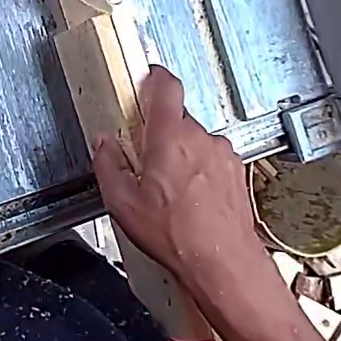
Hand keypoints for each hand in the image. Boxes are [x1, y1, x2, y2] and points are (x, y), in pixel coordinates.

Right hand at [92, 66, 261, 293]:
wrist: (222, 262)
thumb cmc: (179, 236)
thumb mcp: (123, 203)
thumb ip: (108, 164)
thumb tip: (104, 146)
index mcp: (171, 137)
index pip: (166, 86)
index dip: (155, 77)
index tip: (148, 78)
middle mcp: (201, 138)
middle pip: (177, 118)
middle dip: (160, 133)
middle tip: (146, 160)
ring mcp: (222, 154)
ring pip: (195, 141)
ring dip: (181, 155)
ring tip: (169, 190)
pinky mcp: (235, 171)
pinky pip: (211, 159)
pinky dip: (199, 171)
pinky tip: (189, 199)